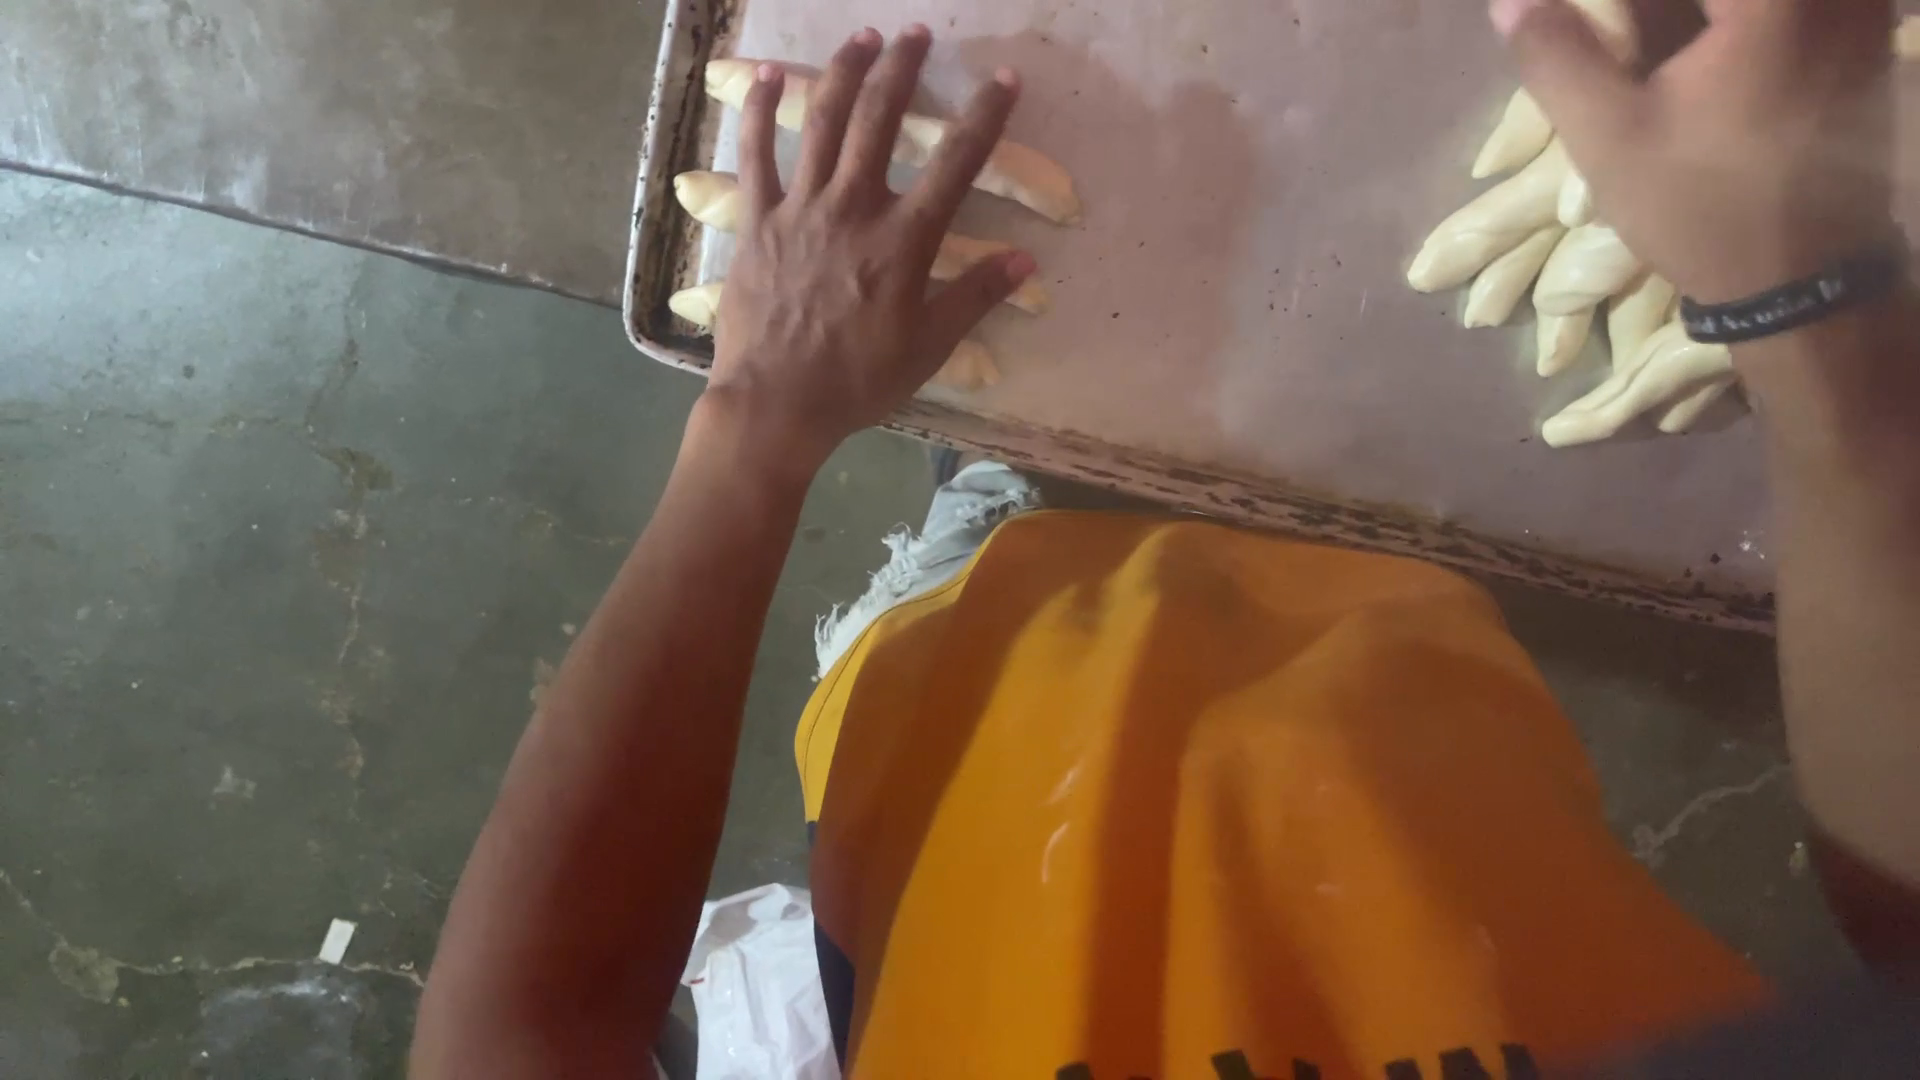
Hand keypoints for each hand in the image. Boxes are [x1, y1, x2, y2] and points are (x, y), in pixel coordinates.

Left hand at [698, 26, 1035, 470]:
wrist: (778, 402)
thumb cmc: (860, 381)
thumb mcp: (929, 346)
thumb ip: (975, 297)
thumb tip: (1025, 261)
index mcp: (903, 241)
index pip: (955, 164)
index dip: (985, 116)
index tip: (1004, 79)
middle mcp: (853, 208)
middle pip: (880, 119)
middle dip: (903, 68)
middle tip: (916, 34)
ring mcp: (800, 208)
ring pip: (823, 121)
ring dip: (846, 71)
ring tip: (863, 38)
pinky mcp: (758, 221)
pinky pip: (755, 153)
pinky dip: (760, 110)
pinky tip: (768, 75)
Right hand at [1491, 0, 1896, 303]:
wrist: (1795, 267)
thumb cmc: (1692, 202)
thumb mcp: (1605, 136)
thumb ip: (1558, 58)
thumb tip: (1510, 3)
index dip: (1605, 5)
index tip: (1567, 26)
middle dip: (1638, 17)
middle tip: (1599, 49)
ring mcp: (1857, 9)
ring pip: (1724, 10)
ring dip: (1673, 27)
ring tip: (1632, 71)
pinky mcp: (1861, 33)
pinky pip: (1769, 18)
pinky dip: (1711, 36)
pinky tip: (1680, 78)